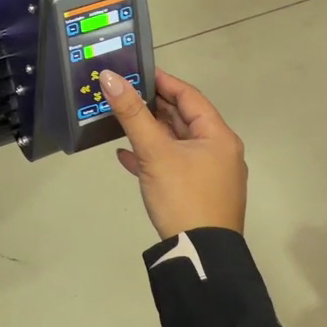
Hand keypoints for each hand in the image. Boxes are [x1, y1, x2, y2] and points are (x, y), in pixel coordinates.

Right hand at [100, 67, 246, 239]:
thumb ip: (131, 112)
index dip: (162, 80)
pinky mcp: (196, 192)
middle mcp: (217, 151)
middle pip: (181, 117)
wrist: (200, 257)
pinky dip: (150, 155)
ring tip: (118, 119)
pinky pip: (171, 163)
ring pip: (174, 141)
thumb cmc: (183, 195)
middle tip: (121, 92)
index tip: (134, 70)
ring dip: (148, 130)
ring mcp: (208, 174)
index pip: (189, 96)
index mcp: (217, 137)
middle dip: (150, 105)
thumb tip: (109, 76)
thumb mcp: (154, 151)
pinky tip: (125, 155)